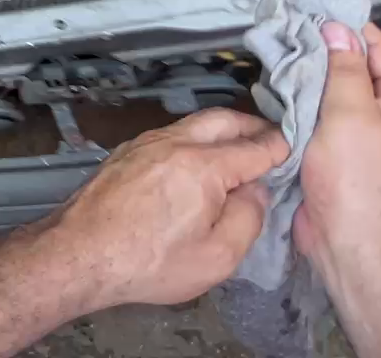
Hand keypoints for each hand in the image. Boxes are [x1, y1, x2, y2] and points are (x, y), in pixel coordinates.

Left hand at [25, 108, 287, 311]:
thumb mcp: (219, 254)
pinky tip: (202, 163)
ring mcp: (142, 144)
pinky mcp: (126, 153)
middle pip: (219, 119)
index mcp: (198, 166)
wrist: (82, 250)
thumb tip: (256, 190)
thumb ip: (247, 216)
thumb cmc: (149, 260)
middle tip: (274, 140)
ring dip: (219, 131)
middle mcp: (168, 144)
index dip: (280, 148)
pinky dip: (193, 141)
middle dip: (251, 125)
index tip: (298, 149)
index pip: (252, 147)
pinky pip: (168, 136)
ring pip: (190, 125)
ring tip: (242, 152)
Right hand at [295, 22, 380, 293]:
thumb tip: (339, 31)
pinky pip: (324, 109)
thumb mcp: (350, 116)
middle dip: (327, 44)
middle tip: (290, 21)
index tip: (319, 3)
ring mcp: (366, 134)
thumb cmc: (356, 178)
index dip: (353, 26)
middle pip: (360, 68)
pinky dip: (304, 92)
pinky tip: (280, 83)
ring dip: (311, 68)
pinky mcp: (341, 147)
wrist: (349, 238)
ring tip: (279, 46)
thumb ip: (346, 72)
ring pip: (338, 88)